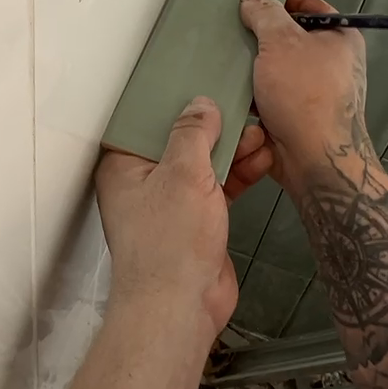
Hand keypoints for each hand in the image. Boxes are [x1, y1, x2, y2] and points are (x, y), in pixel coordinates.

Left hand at [95, 98, 271, 336]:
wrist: (181, 307)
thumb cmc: (170, 240)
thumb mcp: (182, 174)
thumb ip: (193, 134)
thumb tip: (202, 104)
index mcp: (124, 166)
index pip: (147, 122)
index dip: (176, 102)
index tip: (204, 81)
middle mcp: (143, 181)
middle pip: (181, 141)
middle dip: (216, 128)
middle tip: (247, 113)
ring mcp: (171, 203)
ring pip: (203, 164)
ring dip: (233, 150)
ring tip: (263, 136)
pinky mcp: (196, 221)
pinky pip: (218, 187)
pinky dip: (239, 174)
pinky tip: (262, 160)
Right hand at [238, 0, 368, 181]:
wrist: (315, 161)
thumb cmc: (307, 97)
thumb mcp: (281, 42)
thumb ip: (264, 14)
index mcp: (340, 37)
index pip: (307, 5)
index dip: (278, 1)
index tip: (250, 5)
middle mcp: (331, 63)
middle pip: (287, 39)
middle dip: (259, 40)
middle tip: (231, 36)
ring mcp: (314, 93)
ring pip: (274, 71)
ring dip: (251, 72)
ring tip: (225, 66)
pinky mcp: (296, 117)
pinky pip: (268, 98)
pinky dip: (251, 97)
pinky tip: (230, 94)